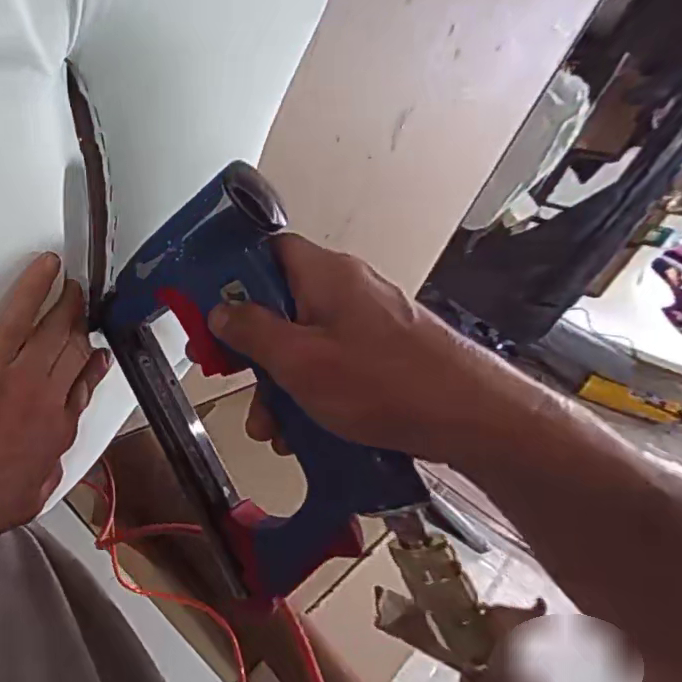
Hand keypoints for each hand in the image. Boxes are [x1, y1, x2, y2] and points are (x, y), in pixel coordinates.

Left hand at [0, 253, 111, 547]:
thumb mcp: (29, 495)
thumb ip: (45, 472)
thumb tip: (48, 462)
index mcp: (57, 432)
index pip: (82, 389)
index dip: (91, 367)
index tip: (94, 355)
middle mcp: (48, 400)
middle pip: (75, 352)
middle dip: (82, 326)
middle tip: (84, 307)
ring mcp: (22, 377)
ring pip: (55, 330)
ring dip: (67, 303)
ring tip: (72, 286)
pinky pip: (19, 316)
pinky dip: (35, 288)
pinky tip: (45, 268)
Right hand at [205, 234, 534, 467]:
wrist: (473, 420)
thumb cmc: (387, 384)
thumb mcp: (299, 360)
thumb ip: (251, 331)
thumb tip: (221, 311)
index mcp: (324, 274)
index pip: (264, 251)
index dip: (230, 276)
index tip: (208, 311)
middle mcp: (343, 289)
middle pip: (276, 302)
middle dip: (250, 349)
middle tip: (232, 376)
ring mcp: (363, 321)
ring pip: (299, 340)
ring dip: (276, 383)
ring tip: (272, 426)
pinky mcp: (377, 352)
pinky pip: (327, 361)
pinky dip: (308, 391)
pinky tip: (302, 430)